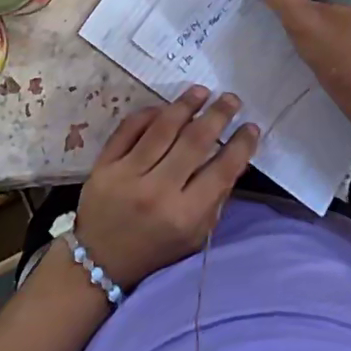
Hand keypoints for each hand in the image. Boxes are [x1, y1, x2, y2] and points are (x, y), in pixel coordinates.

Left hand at [72, 85, 259, 289]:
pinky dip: (149, 114)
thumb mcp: (194, 235)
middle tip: (231, 99)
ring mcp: (127, 174)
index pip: (221, 171)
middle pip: (193, 141)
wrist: (99, 260)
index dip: (240, 145)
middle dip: (217, 115)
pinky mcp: (104, 164)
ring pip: (162, 128)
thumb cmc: (155, 249)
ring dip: (185, 105)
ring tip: (202, 91)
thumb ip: (214, 198)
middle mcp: (157, 191)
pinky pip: (129, 128)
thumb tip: (233, 158)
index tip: (251, 127)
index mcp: (184, 215)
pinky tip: (166, 107)